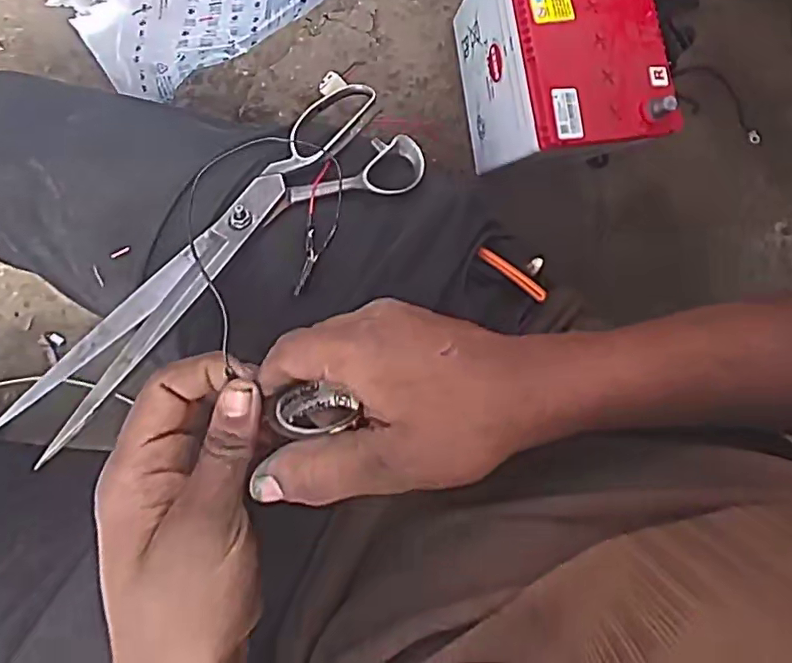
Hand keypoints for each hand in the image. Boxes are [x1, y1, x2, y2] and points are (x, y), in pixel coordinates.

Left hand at [95, 353, 262, 662]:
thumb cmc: (181, 611)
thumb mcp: (206, 520)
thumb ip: (225, 448)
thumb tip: (242, 387)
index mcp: (132, 470)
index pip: (164, 388)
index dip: (208, 372)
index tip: (251, 379)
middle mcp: (150, 469)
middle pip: (188, 400)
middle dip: (231, 389)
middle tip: (272, 398)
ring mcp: (176, 483)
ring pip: (210, 422)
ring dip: (244, 414)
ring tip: (277, 420)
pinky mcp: (202, 496)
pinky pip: (223, 448)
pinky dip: (249, 438)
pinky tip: (271, 443)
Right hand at [252, 298, 541, 505]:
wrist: (524, 386)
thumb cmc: (467, 419)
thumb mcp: (389, 461)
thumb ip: (321, 470)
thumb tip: (271, 477)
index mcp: (355, 345)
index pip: (280, 354)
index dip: (267, 393)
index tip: (274, 429)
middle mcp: (369, 318)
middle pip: (305, 346)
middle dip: (300, 391)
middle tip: (319, 434)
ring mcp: (392, 314)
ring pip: (334, 342)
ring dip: (330, 381)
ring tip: (357, 423)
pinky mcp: (410, 320)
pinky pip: (363, 338)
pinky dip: (357, 368)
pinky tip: (383, 402)